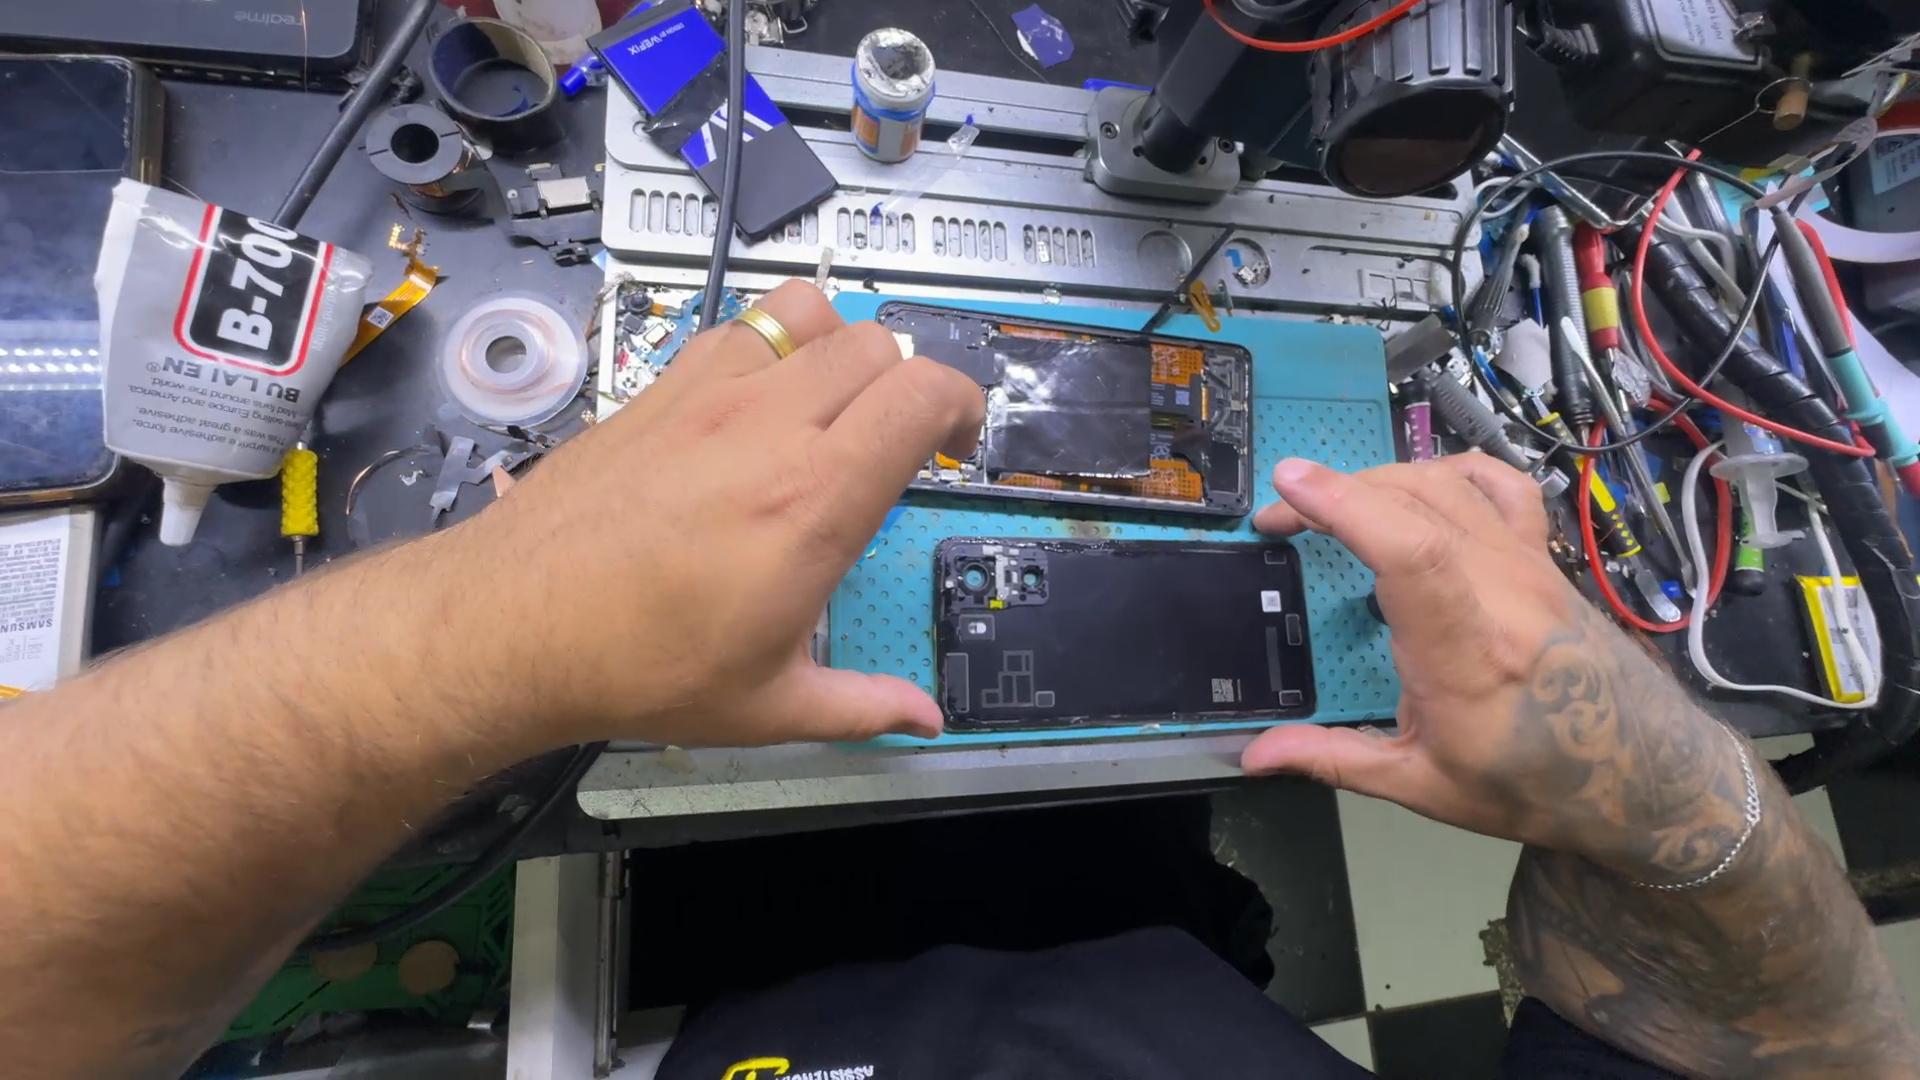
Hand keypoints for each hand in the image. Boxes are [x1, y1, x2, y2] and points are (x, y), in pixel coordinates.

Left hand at [436, 280, 983, 750]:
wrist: (509, 626)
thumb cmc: (647, 668)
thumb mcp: (773, 707)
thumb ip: (866, 707)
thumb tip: (927, 721)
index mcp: (817, 501)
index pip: (921, 395)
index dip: (962, 405)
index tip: (956, 449)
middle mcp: (771, 427)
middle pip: (878, 345)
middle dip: (912, 385)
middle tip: (902, 442)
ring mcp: (711, 394)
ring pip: (811, 313)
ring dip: (846, 351)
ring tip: (836, 407)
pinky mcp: (662, 386)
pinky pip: (743, 326)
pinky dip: (778, 344)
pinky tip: (763, 402)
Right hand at [1241, 455, 1745, 877]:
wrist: (1650, 780)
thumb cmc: (1531, 786)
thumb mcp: (1422, 786)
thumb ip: (1331, 759)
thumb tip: (1251, 756)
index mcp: (1468, 655)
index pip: (1411, 554)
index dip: (1345, 505)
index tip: (1288, 483)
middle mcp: (1504, 594)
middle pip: (1413, 503)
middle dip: (1331, 495)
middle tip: (1274, 522)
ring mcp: (1529, 568)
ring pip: (1445, 486)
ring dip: (1373, 481)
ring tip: (1325, 506)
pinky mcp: (1541, 559)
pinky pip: (1499, 487)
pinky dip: (1445, 470)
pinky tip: (1412, 485)